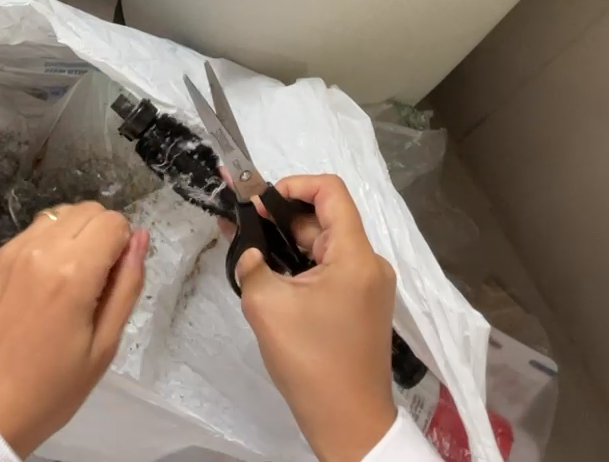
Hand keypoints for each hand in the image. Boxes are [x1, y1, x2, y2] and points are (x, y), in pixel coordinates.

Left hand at [0, 202, 149, 456]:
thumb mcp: (104, 347)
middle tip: (98, 281)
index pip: (113, 222)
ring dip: (76, 234)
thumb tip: (141, 238)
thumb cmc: (51, 388)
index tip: (116, 279)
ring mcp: (14, 249)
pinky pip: (35, 230)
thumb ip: (128, 285)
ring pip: (60, 214)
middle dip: (103, 234)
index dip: (124, 245)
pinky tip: (46, 282)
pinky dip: (50, 242)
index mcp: (73, 272)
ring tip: (72, 280)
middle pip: (88, 210)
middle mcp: (42, 248)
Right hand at [235, 174, 399, 461]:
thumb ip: (252, 261)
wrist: (349, 425)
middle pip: (322, 217)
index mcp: (354, 257)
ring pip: (322, 242)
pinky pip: (326, 266)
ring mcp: (366, 285)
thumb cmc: (311, 361)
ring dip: (284, 238)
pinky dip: (297, 260)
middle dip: (279, 213)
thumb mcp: (266, 305)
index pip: (330, 191)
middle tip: (240, 218)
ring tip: (244, 239)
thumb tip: (248, 243)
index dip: (293, 184)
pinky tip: (264, 265)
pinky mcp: (358, 302)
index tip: (259, 201)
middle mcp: (368, 263)